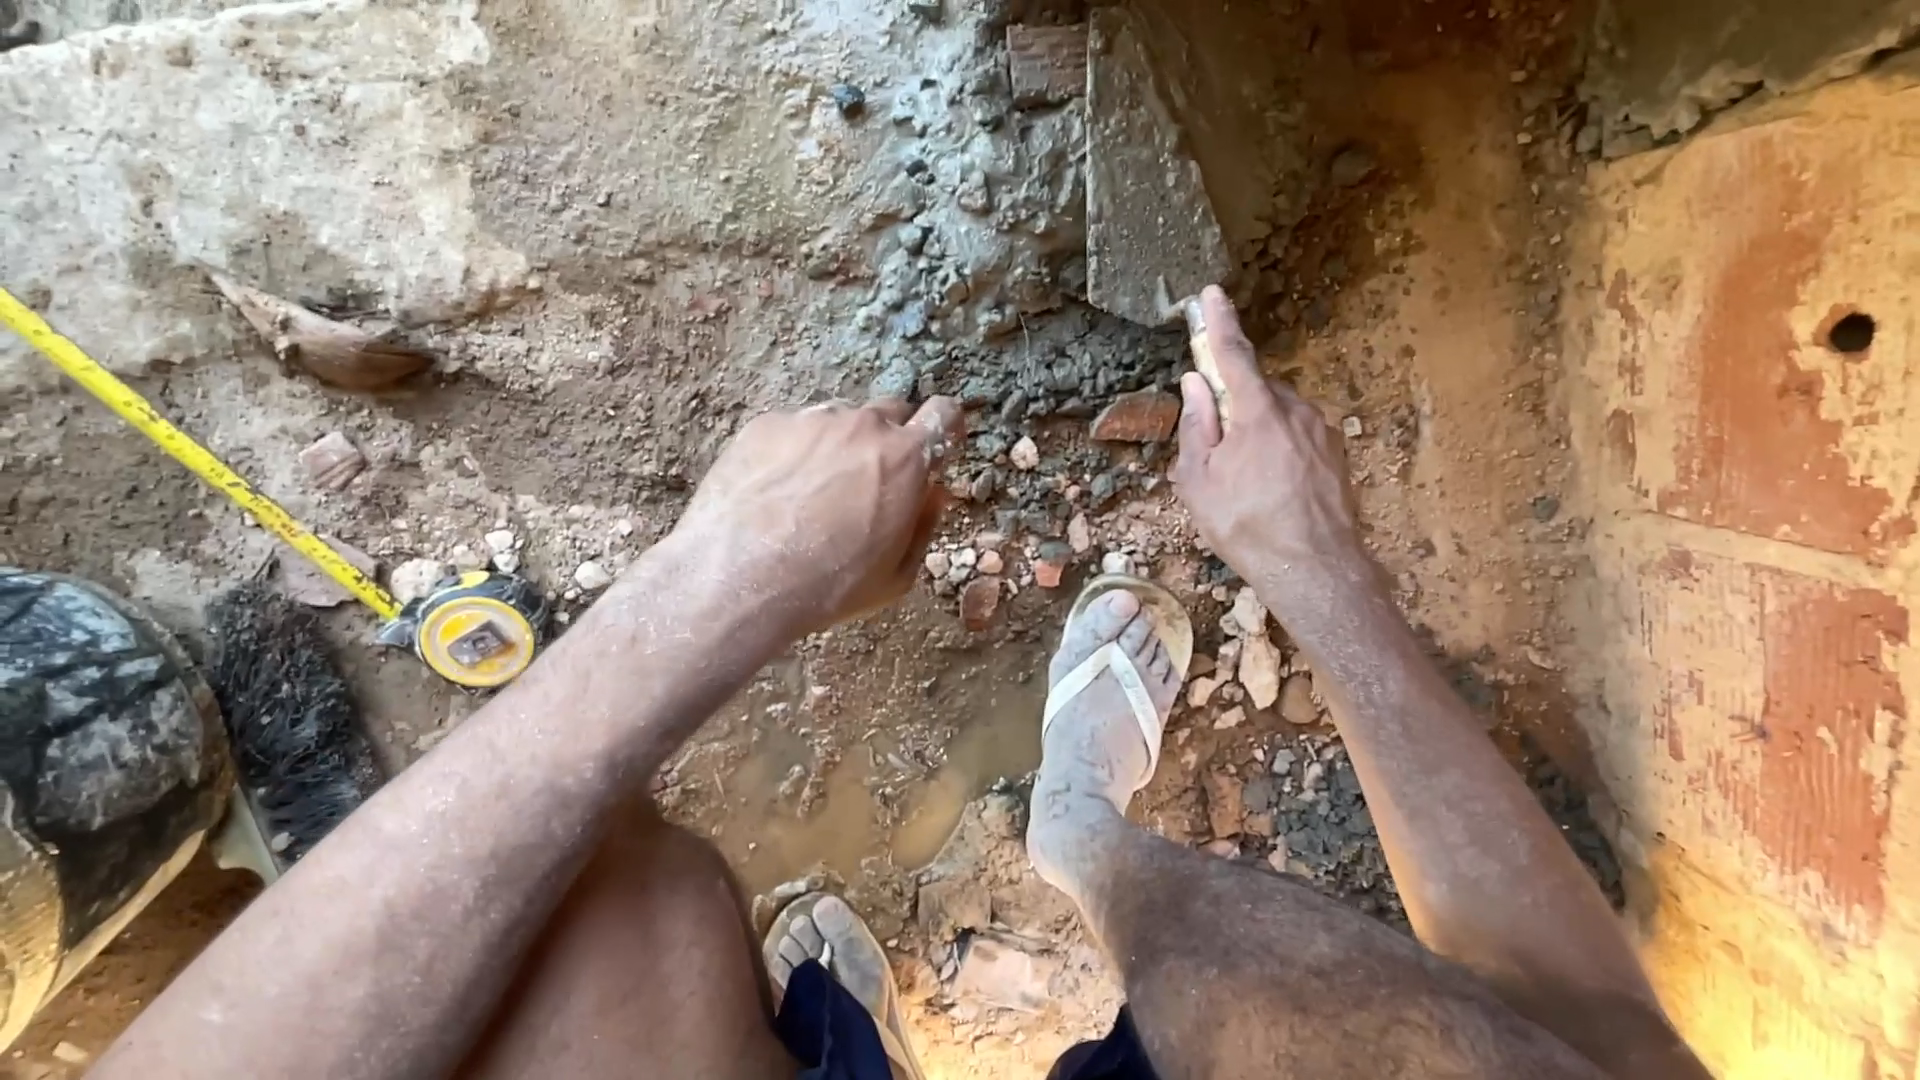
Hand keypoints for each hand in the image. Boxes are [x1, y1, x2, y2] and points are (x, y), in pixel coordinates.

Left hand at [669, 397, 963, 632]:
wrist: (738, 580)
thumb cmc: (827, 587)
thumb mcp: (897, 576)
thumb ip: (925, 525)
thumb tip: (934, 493)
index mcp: (906, 460)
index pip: (943, 415)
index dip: (943, 428)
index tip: (934, 447)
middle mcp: (863, 426)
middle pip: (891, 413)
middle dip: (889, 441)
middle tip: (869, 484)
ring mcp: (812, 420)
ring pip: (841, 421)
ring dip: (840, 446)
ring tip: (814, 494)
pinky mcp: (767, 424)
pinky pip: (795, 429)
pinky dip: (795, 452)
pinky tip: (778, 492)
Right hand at [1172, 287, 1365, 610]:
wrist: (1314, 568)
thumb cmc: (1244, 525)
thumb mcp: (1199, 481)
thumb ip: (1196, 426)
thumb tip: (1195, 384)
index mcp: (1256, 412)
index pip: (1233, 354)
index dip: (1218, 322)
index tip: (1211, 294)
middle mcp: (1295, 409)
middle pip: (1254, 389)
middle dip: (1232, 406)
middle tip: (1215, 452)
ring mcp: (1321, 429)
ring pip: (1277, 413)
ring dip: (1255, 431)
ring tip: (1244, 481)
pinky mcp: (1336, 451)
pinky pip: (1297, 434)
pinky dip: (1278, 447)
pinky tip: (1271, 487)